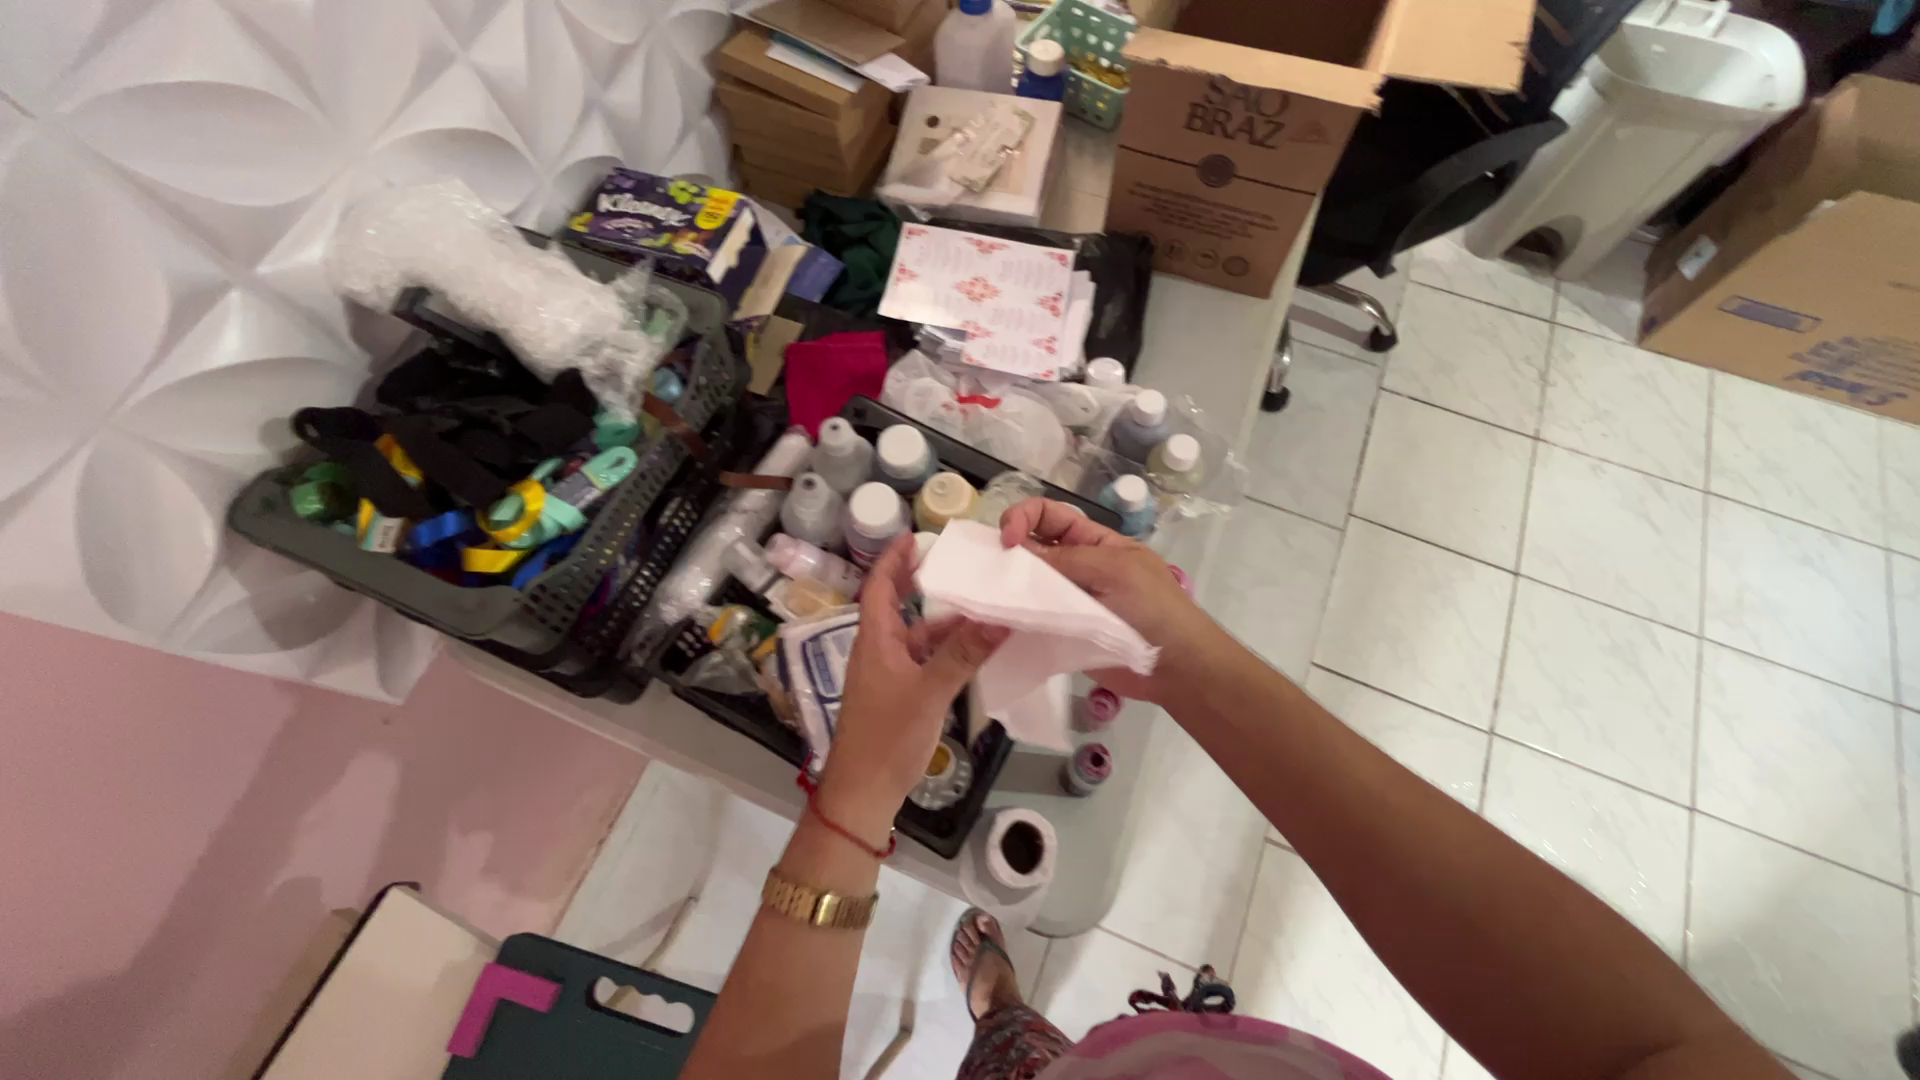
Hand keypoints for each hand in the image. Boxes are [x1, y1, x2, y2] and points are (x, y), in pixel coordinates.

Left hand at [816, 533, 1007, 842]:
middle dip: (924, 585)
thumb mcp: (929, 692)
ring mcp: (888, 675)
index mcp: (875, 641)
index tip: (912, 536)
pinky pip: (925, 662)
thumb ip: (963, 654)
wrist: (863, 792)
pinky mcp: (899, 696)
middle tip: (958, 566)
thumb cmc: (888, 737)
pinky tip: (975, 651)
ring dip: (946, 625)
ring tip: (983, 609)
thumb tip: (997, 618)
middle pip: (900, 607)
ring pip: (918, 638)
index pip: (880, 588)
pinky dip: (947, 652)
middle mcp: (879, 651)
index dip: (893, 560)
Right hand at [999, 497, 1226, 705]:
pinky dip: (1013, 619)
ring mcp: (1068, 601)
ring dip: (1007, 588)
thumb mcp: (1116, 571)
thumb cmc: (1155, 608)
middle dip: (1010, 551)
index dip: (1024, 517)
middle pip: (1033, 549)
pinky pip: (1031, 619)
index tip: (1007, 538)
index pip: (1050, 515)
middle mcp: (1077, 567)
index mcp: (1094, 541)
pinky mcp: (1061, 632)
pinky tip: (997, 624)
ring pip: (1027, 586)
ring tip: (989, 599)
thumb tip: (1020, 552)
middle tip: (993, 570)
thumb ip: (1068, 560)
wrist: (1177, 667)